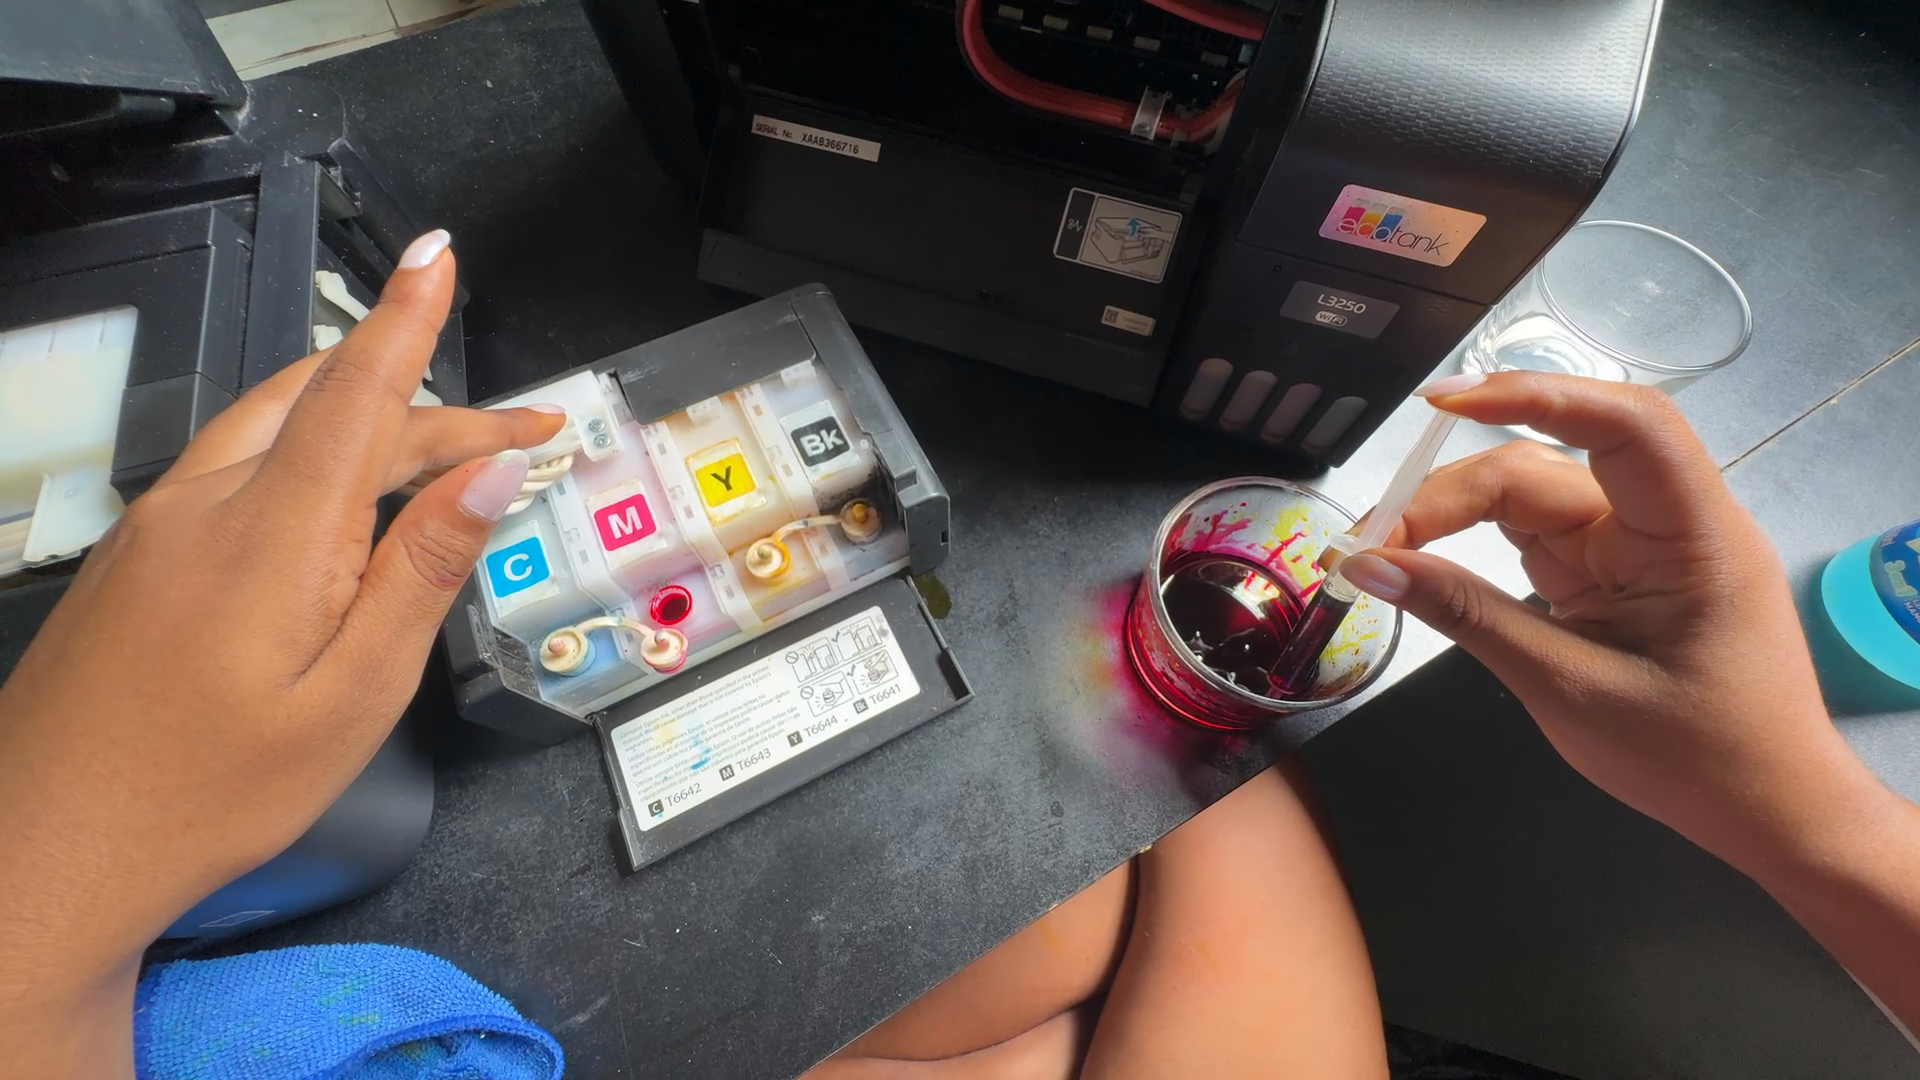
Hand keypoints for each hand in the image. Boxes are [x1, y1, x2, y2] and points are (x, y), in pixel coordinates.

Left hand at [0, 231, 561, 1075]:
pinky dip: (335, 453)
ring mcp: (169, 522)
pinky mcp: (151, 550)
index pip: (357, 394)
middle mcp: (213, 502)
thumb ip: (425, 567)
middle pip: (340, 410)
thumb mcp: (360, 684)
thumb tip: (491, 475)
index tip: (436, 253)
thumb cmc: (228, 780)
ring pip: (294, 429)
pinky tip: (366, 494)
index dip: (405, 318)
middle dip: (445, 408)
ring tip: (464, 450)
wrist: (39, 860)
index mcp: (276, 533)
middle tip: (532, 433)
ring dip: (389, 424)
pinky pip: (258, 465)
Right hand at [1334, 372, 1891, 867]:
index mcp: (1689, 538)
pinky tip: (1411, 556)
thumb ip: (1464, 614)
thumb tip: (1366, 565)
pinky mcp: (1588, 566)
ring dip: (1439, 512)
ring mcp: (1618, 542)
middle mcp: (1654, 521)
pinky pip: (1511, 529)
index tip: (1441, 404)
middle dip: (1441, 496)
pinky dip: (1454, 538)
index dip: (1536, 396)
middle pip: (1534, 468)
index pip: (1624, 427)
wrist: (1758, 810)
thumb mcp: (1564, 686)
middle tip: (1362, 545)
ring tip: (1372, 550)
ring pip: (1513, 493)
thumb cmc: (1693, 755)